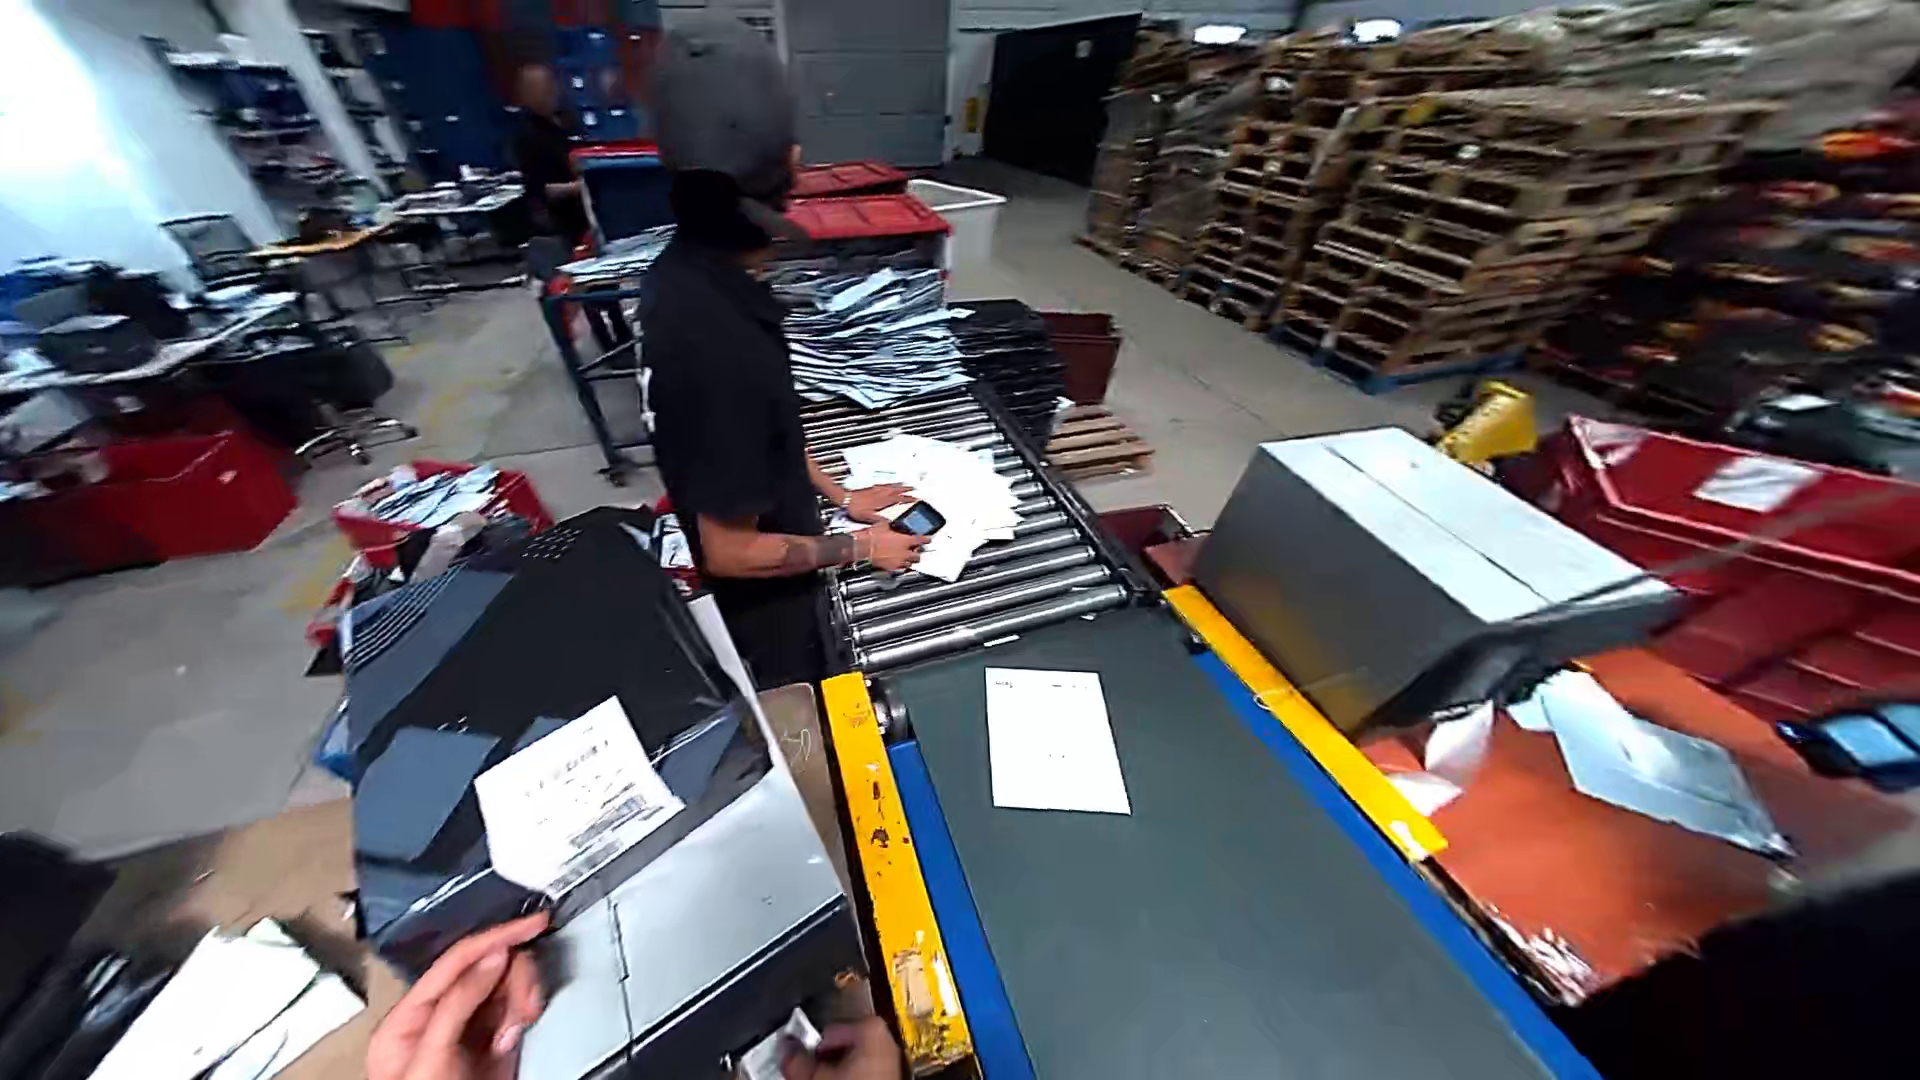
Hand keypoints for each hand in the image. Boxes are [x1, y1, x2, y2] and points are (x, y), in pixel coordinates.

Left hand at [367, 912, 549, 1079]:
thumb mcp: (433, 1063)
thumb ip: (458, 1004)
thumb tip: (496, 953)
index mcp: (409, 1018)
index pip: (459, 958)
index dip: (498, 936)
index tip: (536, 923)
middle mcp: (438, 1012)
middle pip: (491, 965)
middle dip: (516, 981)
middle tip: (525, 1010)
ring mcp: (467, 1021)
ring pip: (510, 977)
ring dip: (523, 997)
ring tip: (517, 1030)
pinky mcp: (493, 1029)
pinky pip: (519, 996)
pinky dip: (526, 1009)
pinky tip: (516, 1034)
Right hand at [781, 1017, 902, 1079]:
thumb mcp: (818, 1076)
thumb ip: (798, 1060)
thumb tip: (785, 1049)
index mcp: (871, 1026)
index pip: (827, 1031)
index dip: (810, 1047)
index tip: (799, 1060)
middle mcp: (884, 1036)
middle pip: (840, 1045)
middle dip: (823, 1059)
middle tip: (809, 1074)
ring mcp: (889, 1057)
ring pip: (850, 1059)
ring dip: (834, 1068)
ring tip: (822, 1077)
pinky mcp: (890, 1074)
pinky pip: (862, 1069)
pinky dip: (849, 1074)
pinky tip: (838, 1079)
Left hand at [843, 484, 913, 524]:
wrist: (844, 499)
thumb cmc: (854, 508)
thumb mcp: (867, 517)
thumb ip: (879, 520)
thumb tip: (888, 524)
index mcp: (881, 501)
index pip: (898, 499)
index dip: (907, 499)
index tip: (914, 498)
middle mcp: (880, 494)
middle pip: (896, 490)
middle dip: (905, 489)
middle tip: (912, 488)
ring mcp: (875, 490)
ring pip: (890, 486)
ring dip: (898, 485)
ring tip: (904, 484)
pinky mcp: (870, 489)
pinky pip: (883, 485)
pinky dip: (889, 484)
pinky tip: (888, 485)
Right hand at [865, 528, 927, 572]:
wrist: (862, 548)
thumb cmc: (871, 537)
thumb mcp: (883, 525)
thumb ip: (892, 526)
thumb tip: (893, 524)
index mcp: (905, 540)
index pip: (921, 540)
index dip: (926, 540)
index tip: (928, 539)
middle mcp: (905, 552)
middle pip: (918, 555)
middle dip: (918, 552)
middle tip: (916, 549)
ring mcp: (899, 561)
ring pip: (911, 563)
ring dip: (910, 560)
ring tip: (908, 557)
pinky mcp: (892, 568)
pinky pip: (901, 569)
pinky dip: (901, 566)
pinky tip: (899, 563)